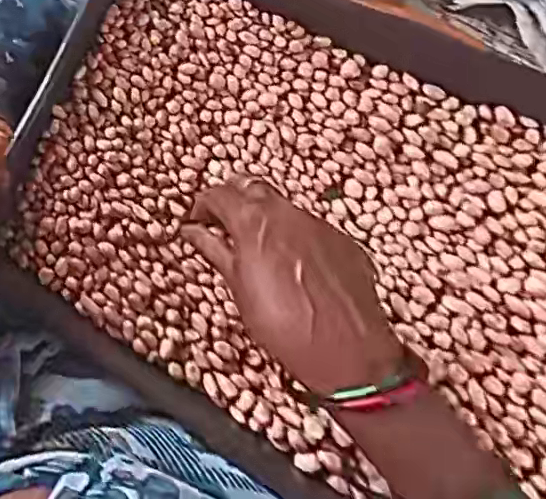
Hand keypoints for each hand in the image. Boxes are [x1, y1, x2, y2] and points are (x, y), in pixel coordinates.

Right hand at [179, 179, 403, 395]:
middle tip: (224, 223)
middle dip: (233, 199)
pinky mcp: (343, 244)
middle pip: (249, 186)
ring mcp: (318, 227)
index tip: (200, 221)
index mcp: (251, 220)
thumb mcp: (237, 286)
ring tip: (257, 245)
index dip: (203, 206)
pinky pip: (310, 227)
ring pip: (281, 205)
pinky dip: (295, 235)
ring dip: (265, 215)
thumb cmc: (288, 327)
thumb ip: (214, 249)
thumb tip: (194, 232)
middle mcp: (285, 214)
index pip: (216, 194)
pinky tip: (292, 263)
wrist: (351, 359)